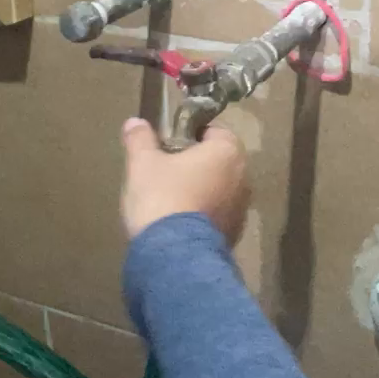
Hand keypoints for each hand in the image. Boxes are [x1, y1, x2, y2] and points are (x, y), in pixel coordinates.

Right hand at [120, 117, 249, 242]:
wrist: (175, 255)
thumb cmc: (162, 197)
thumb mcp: (143, 163)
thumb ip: (140, 139)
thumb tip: (135, 123)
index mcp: (228, 151)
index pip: (214, 132)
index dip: (190, 135)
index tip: (169, 145)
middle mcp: (243, 177)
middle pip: (218, 161)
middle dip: (196, 164)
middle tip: (167, 172)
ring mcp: (242, 208)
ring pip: (220, 189)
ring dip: (202, 190)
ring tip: (171, 200)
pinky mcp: (235, 233)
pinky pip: (218, 215)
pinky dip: (203, 214)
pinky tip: (180, 223)